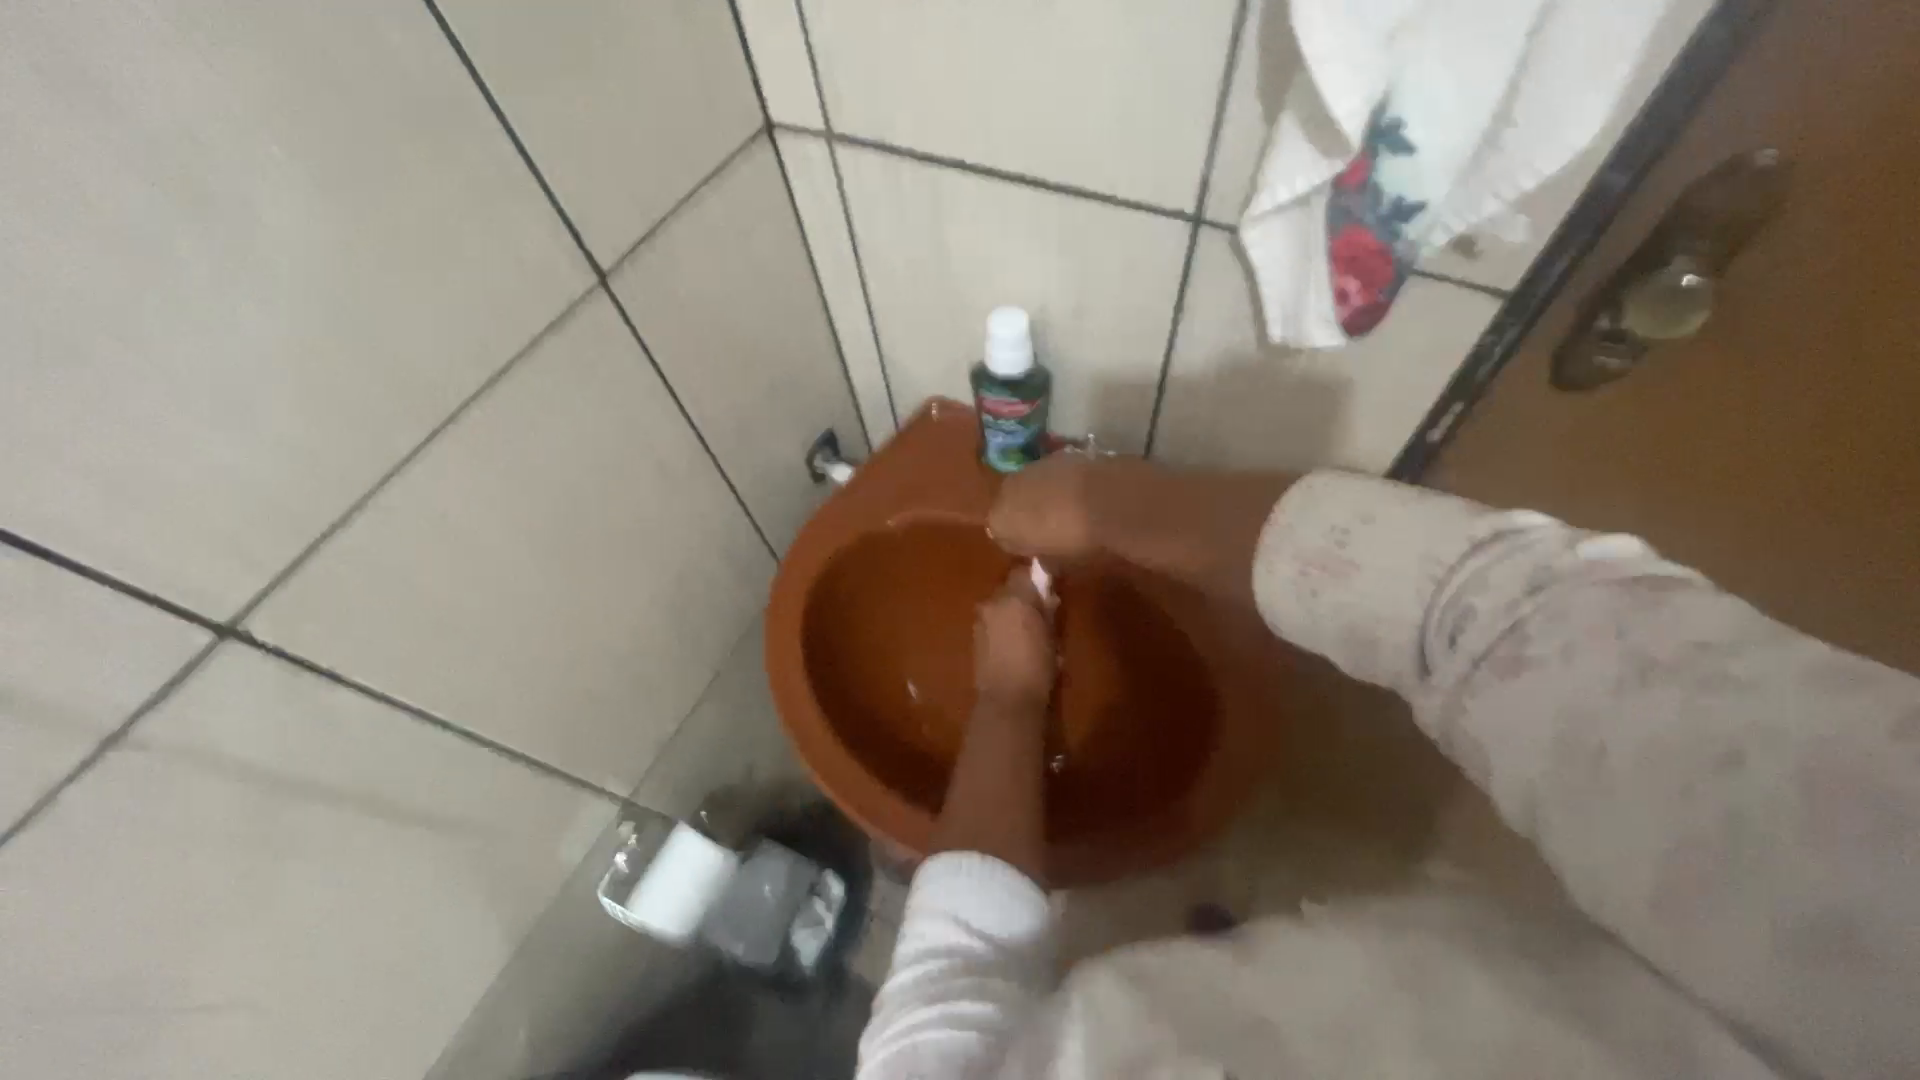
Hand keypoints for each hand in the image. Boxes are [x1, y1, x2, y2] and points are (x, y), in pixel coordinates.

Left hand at [974, 568, 1056, 711]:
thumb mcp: (1052, 637)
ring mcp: (980, 620)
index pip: (1023, 572)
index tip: (1046, 588)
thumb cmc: (1038, 666)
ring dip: (1009, 611)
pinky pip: (990, 621)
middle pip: (1008, 588)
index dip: (1035, 578)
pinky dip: (1000, 625)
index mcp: (1014, 598)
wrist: (1006, 699)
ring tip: (1024, 629)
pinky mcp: (974, 636)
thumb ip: (1047, 611)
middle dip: (1021, 595)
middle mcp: (993, 603)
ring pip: (997, 605)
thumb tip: (1047, 597)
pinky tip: (1011, 642)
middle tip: (1038, 610)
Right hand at [988, 455, 1105, 561]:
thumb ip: (1045, 560)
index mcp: (999, 521)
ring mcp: (1031, 468)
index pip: (1002, 536)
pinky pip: (1052, 475)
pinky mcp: (1056, 455)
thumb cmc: (1077, 540)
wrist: (1109, 498)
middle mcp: (1006, 490)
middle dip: (1026, 517)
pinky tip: (1083, 493)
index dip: (1021, 545)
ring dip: (1043, 497)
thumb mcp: (1060, 563)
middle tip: (1051, 531)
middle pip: (1012, 506)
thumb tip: (1046, 560)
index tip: (1039, 551)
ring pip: (1031, 487)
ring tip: (1070, 511)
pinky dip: (1061, 483)